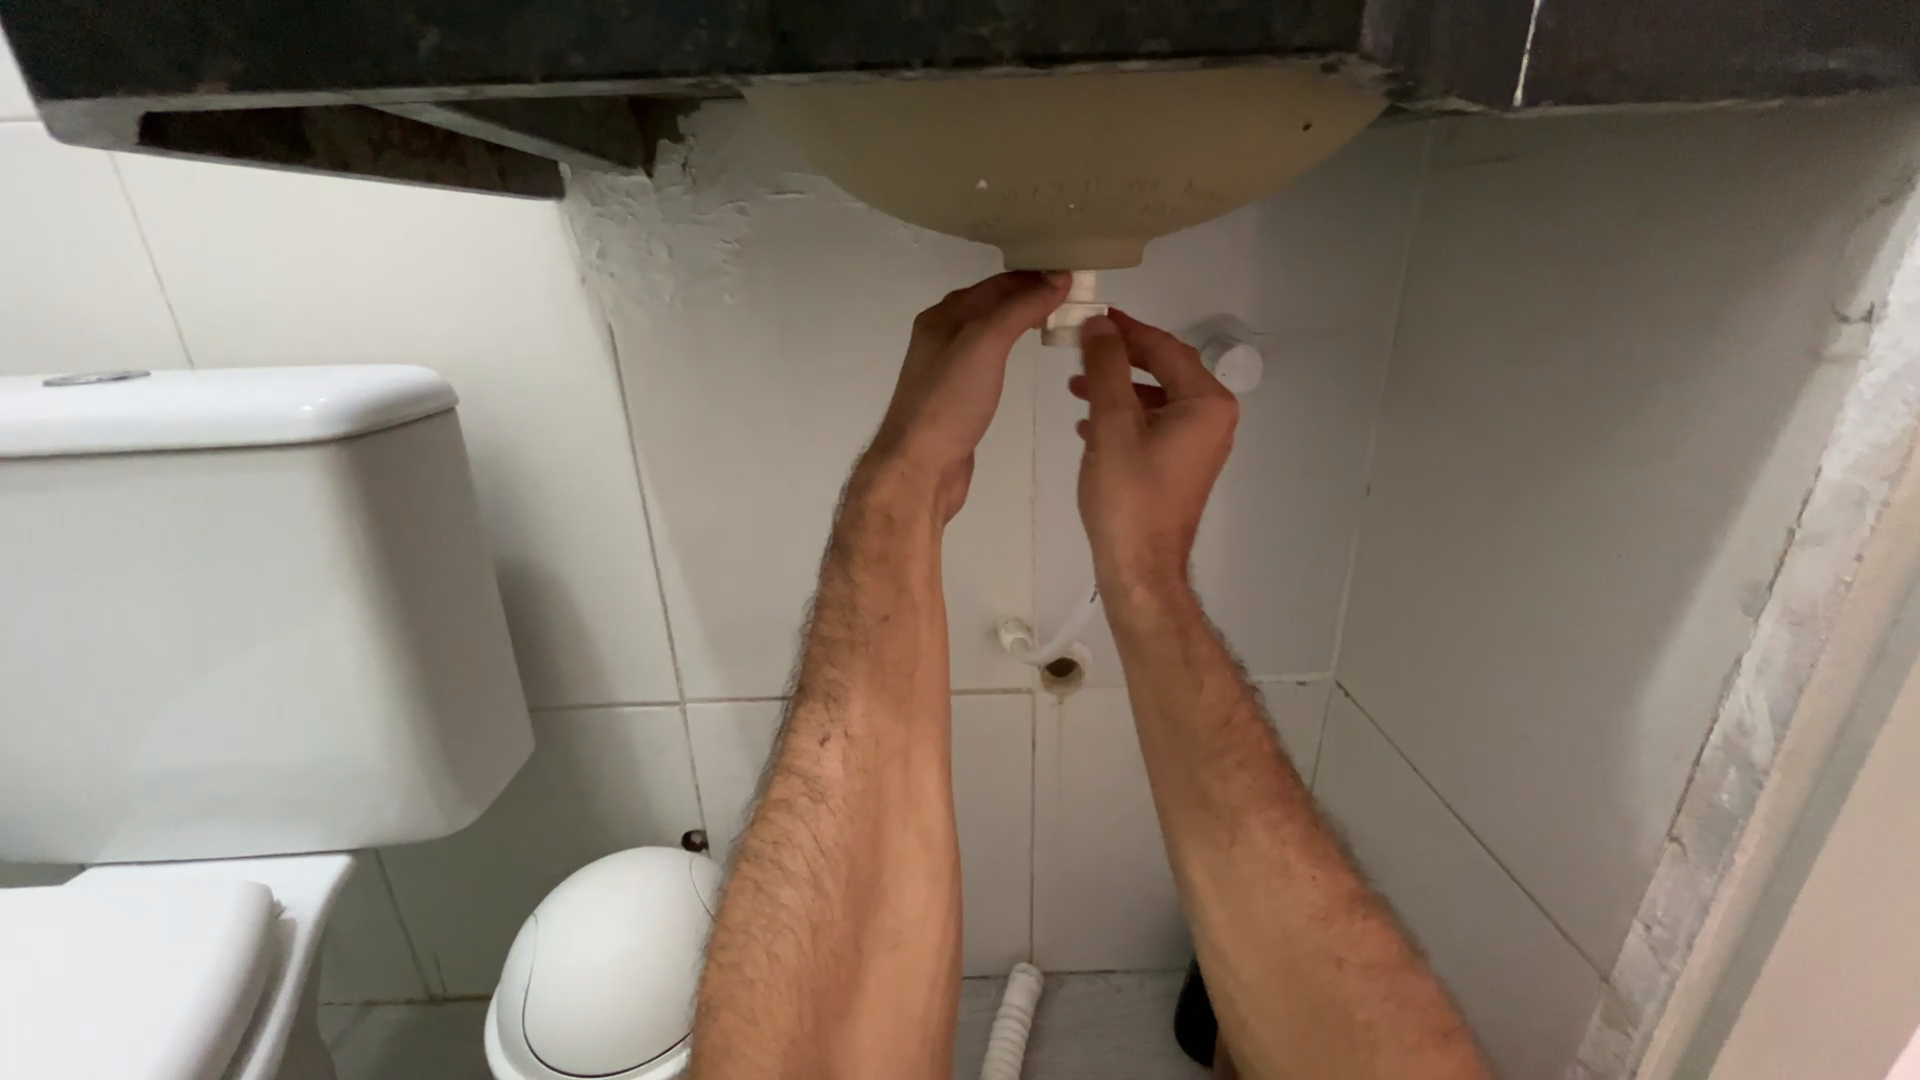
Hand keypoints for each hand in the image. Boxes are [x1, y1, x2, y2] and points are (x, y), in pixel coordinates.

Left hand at [865, 271, 1068, 521]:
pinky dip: (1012, 351)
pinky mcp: (958, 399)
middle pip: (992, 305)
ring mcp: (948, 370)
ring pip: (991, 334)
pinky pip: (990, 362)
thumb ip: (1019, 309)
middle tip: (1075, 296)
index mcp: (942, 317)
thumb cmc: (949, 403)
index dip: (1033, 276)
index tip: (1073, 273)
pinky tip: (1026, 358)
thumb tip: (1058, 277)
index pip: (995, 284)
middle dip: (1030, 296)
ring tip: (1060, 320)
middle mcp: (942, 337)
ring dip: (1022, 322)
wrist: (921, 468)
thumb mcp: (984, 345)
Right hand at [1071, 310, 1238, 594]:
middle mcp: (1212, 419)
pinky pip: (1154, 426)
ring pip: (1156, 400)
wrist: (1139, 567)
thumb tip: (1099, 325)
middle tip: (1081, 351)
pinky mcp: (1182, 466)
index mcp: (1207, 403)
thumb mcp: (1112, 424)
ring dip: (1117, 390)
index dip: (1126, 330)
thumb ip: (1106, 368)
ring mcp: (1199, 445)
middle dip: (1120, 361)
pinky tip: (1088, 426)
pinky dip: (1124, 418)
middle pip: (1164, 371)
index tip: (1091, 318)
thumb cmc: (1128, 495)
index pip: (1165, 348)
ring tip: (1076, 389)